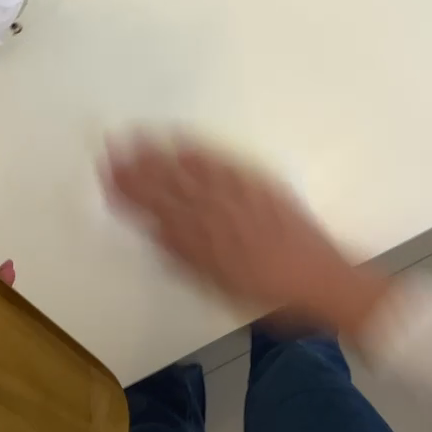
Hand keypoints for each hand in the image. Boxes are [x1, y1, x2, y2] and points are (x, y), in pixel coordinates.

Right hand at [101, 135, 394, 336]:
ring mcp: (239, 194)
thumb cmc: (271, 295)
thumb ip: (185, 257)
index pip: (157, 212)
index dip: (130, 193)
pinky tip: (181, 138)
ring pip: (191, 169)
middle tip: (110, 148)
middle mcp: (218, 214)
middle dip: (137, 167)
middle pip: (170, 185)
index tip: (106, 177)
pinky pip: (221, 161)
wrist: (325, 280)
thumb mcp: (220, 287)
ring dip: (160, 152)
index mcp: (205, 244)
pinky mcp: (258, 182)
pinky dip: (197, 149)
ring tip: (135, 136)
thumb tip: (154, 229)